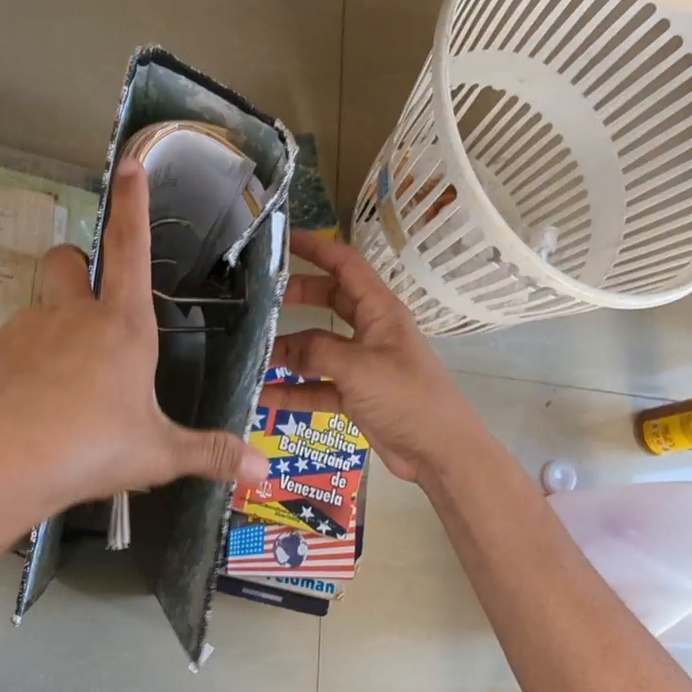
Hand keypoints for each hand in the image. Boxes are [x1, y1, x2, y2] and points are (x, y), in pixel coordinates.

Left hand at [0, 156, 266, 513]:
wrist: (5, 461)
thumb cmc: (96, 446)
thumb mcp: (161, 454)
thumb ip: (211, 454)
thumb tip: (263, 470)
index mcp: (124, 327)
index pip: (131, 248)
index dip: (133, 204)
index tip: (130, 163)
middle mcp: (71, 315)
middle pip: (66, 261)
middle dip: (75, 266)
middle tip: (86, 303)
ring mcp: (23, 329)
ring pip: (34, 312)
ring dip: (48, 334)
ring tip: (57, 390)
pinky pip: (3, 351)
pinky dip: (14, 370)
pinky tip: (21, 406)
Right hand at [266, 231, 482, 483]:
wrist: (439, 451)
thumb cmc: (408, 398)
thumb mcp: (359, 368)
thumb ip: (316, 353)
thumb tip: (280, 351)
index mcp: (381, 310)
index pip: (346, 265)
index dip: (316, 248)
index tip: (282, 240)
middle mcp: (372, 332)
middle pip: (330, 302)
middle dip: (298, 298)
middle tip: (260, 298)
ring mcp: (363, 366)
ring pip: (319, 349)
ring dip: (290, 352)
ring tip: (253, 353)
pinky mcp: (357, 397)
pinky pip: (319, 388)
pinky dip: (295, 391)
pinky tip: (265, 396)